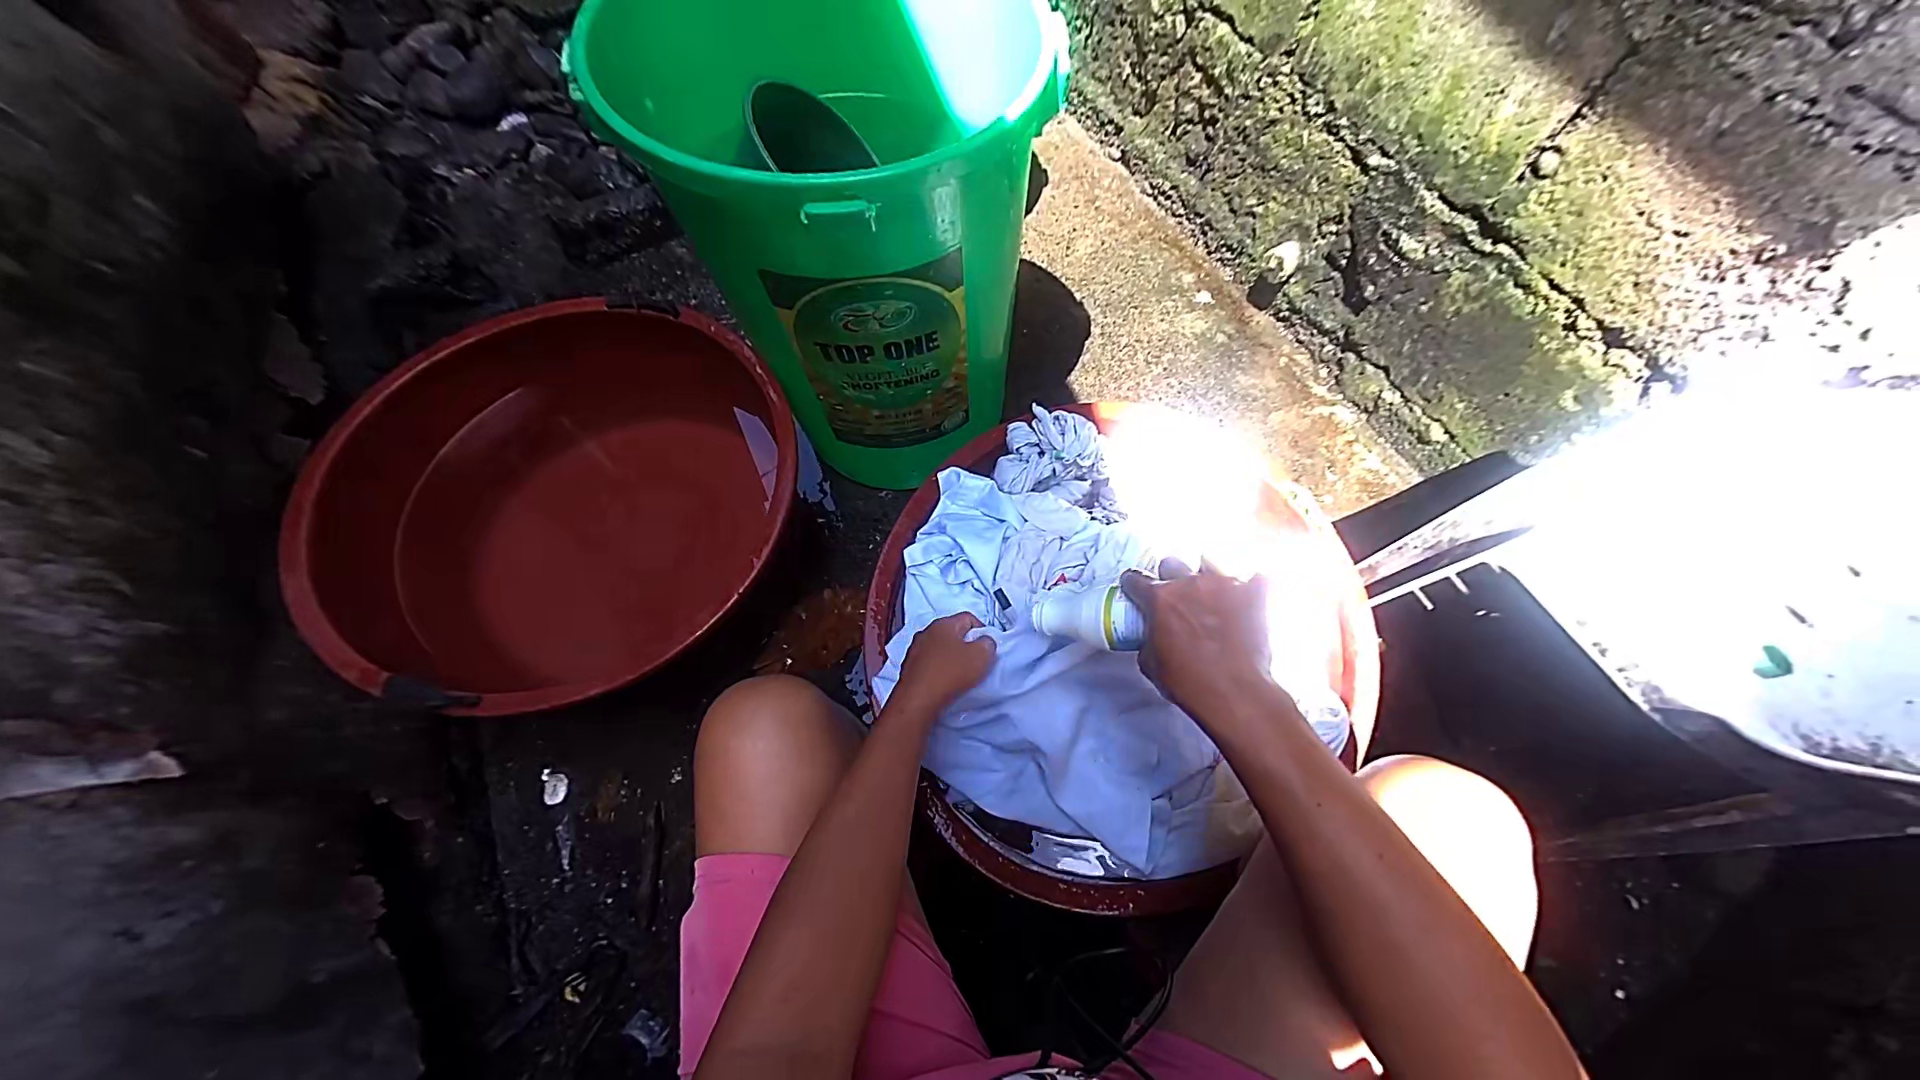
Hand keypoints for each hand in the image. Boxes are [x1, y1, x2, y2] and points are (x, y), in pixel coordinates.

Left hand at [890, 612, 995, 717]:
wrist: (918, 699)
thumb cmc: (950, 674)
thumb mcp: (982, 656)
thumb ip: (987, 643)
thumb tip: (984, 642)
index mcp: (943, 624)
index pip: (968, 618)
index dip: (982, 630)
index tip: (987, 646)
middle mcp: (925, 633)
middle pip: (952, 633)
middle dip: (966, 645)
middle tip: (976, 660)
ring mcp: (914, 650)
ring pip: (939, 649)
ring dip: (950, 658)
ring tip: (961, 674)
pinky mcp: (908, 669)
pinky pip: (929, 664)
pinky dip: (938, 670)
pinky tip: (945, 683)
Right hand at [1121, 559, 1277, 727]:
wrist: (1234, 692)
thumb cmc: (1188, 681)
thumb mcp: (1151, 664)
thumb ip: (1148, 639)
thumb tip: (1153, 636)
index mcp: (1160, 598)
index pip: (1136, 579)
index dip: (1133, 586)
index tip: (1135, 591)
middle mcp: (1189, 583)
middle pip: (1172, 564)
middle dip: (1169, 577)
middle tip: (1175, 596)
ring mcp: (1224, 584)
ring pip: (1209, 564)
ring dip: (1205, 577)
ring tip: (1210, 594)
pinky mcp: (1254, 594)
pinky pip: (1255, 578)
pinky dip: (1250, 586)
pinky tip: (1249, 597)